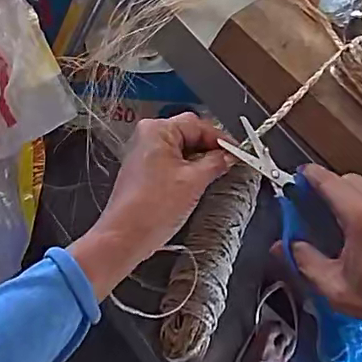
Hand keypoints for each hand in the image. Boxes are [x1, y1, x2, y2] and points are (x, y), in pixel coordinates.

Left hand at [71, 114, 234, 296]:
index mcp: (157, 130)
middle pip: (189, 134)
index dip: (220, 138)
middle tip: (230, 162)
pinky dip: (187, 168)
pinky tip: (198, 181)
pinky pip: (172, 161)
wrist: (124, 237)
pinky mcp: (144, 170)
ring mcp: (144, 153)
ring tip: (216, 174)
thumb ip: (216, 163)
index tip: (237, 150)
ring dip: (200, 160)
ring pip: (181, 149)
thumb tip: (228, 156)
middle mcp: (147, 136)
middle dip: (210, 148)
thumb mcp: (194, 181)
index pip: (198, 124)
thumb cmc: (151, 208)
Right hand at [285, 166, 361, 361]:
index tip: (300, 178)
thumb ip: (303, 261)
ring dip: (357, 196)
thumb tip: (283, 246)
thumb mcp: (336, 288)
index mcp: (361, 214)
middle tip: (324, 212)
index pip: (326, 180)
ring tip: (354, 225)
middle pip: (348, 179)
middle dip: (332, 191)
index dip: (308, 176)